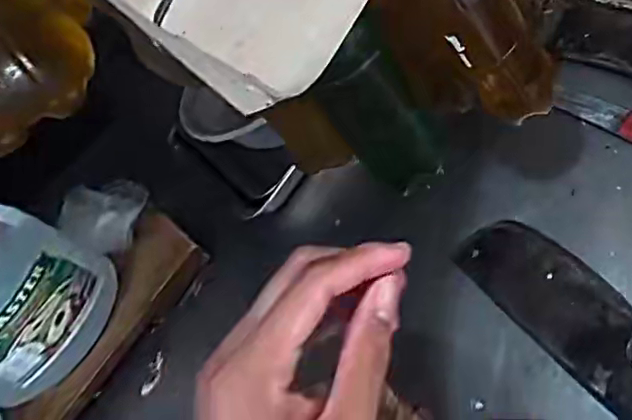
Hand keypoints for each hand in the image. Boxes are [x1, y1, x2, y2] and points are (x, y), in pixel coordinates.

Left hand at [195, 243, 410, 419]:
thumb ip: (366, 355)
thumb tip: (389, 286)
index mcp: (249, 365)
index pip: (312, 283)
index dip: (362, 260)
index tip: (404, 255)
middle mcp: (230, 351)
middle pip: (294, 276)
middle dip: (350, 264)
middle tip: (396, 269)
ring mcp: (227, 363)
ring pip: (286, 291)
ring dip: (336, 282)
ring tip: (382, 289)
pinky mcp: (234, 376)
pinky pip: (279, 319)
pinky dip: (318, 308)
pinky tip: (351, 316)